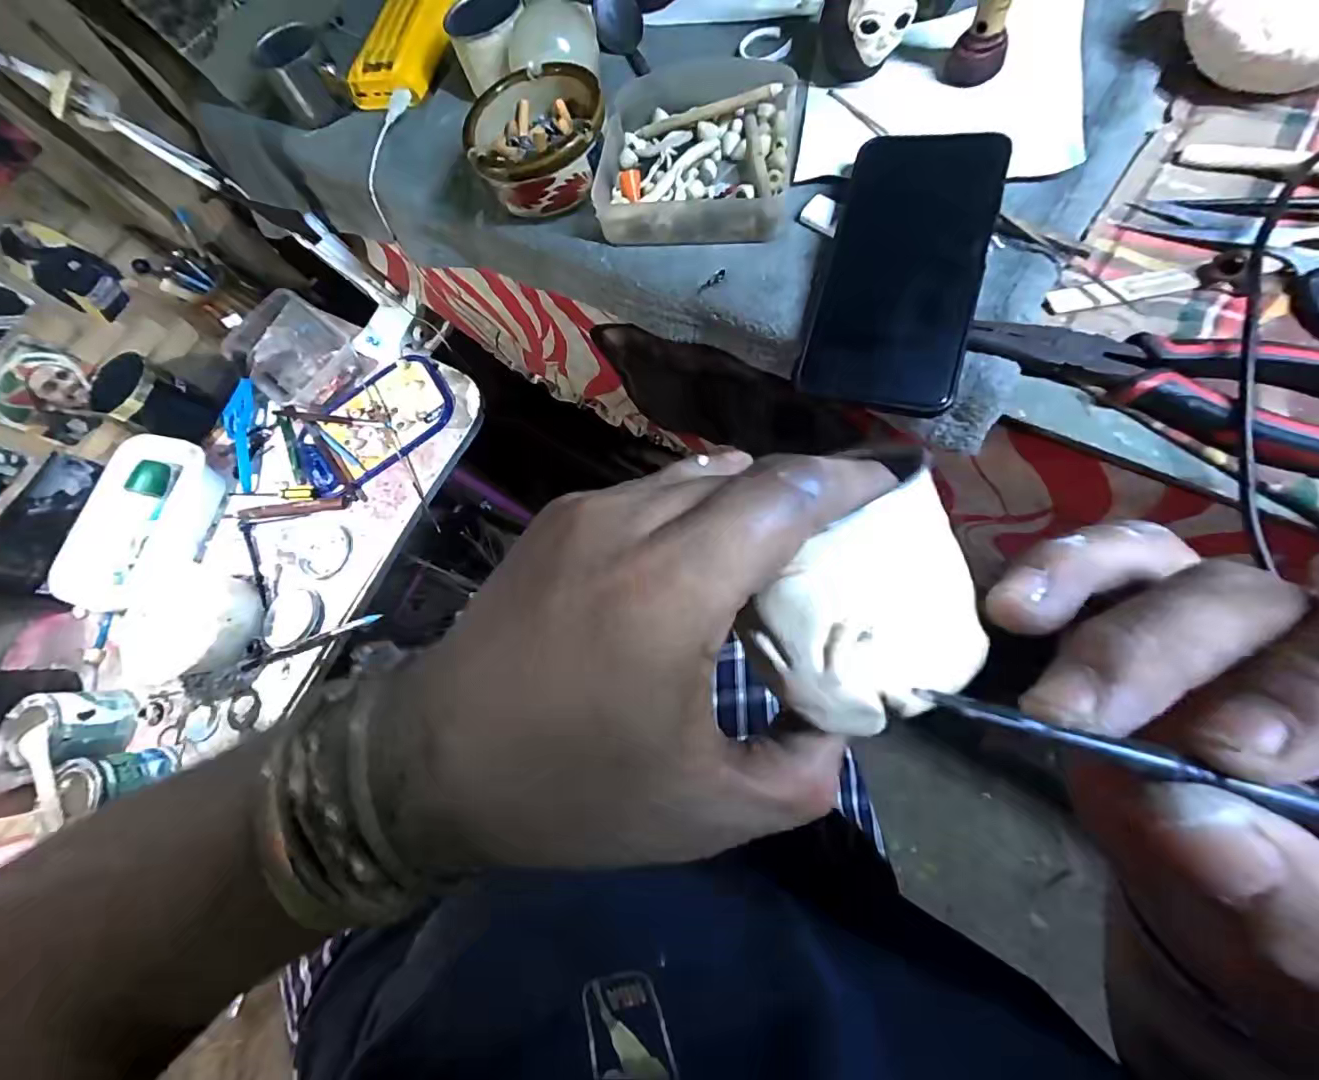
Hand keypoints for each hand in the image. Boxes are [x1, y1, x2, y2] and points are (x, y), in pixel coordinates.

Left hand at [378, 451, 897, 872]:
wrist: (434, 760)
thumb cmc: (570, 790)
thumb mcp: (709, 809)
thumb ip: (804, 766)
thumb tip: (833, 719)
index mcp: (671, 586)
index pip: (783, 494)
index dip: (844, 482)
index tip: (884, 490)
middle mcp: (624, 525)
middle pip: (739, 478)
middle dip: (799, 497)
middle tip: (830, 548)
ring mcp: (578, 516)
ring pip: (687, 481)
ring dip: (738, 506)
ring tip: (758, 562)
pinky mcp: (548, 525)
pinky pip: (640, 497)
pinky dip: (684, 515)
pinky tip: (685, 567)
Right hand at [985, 524, 1318, 1079]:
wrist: (1279, 952)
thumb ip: (1308, 921)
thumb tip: (1173, 811)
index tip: (1223, 755)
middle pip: (1272, 605)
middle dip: (1160, 661)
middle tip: (1075, 723)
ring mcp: (1250, 632)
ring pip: (1178, 576)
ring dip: (1092, 616)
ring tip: (1029, 666)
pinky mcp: (1154, 627)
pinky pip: (1114, 570)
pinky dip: (1061, 577)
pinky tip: (1010, 608)